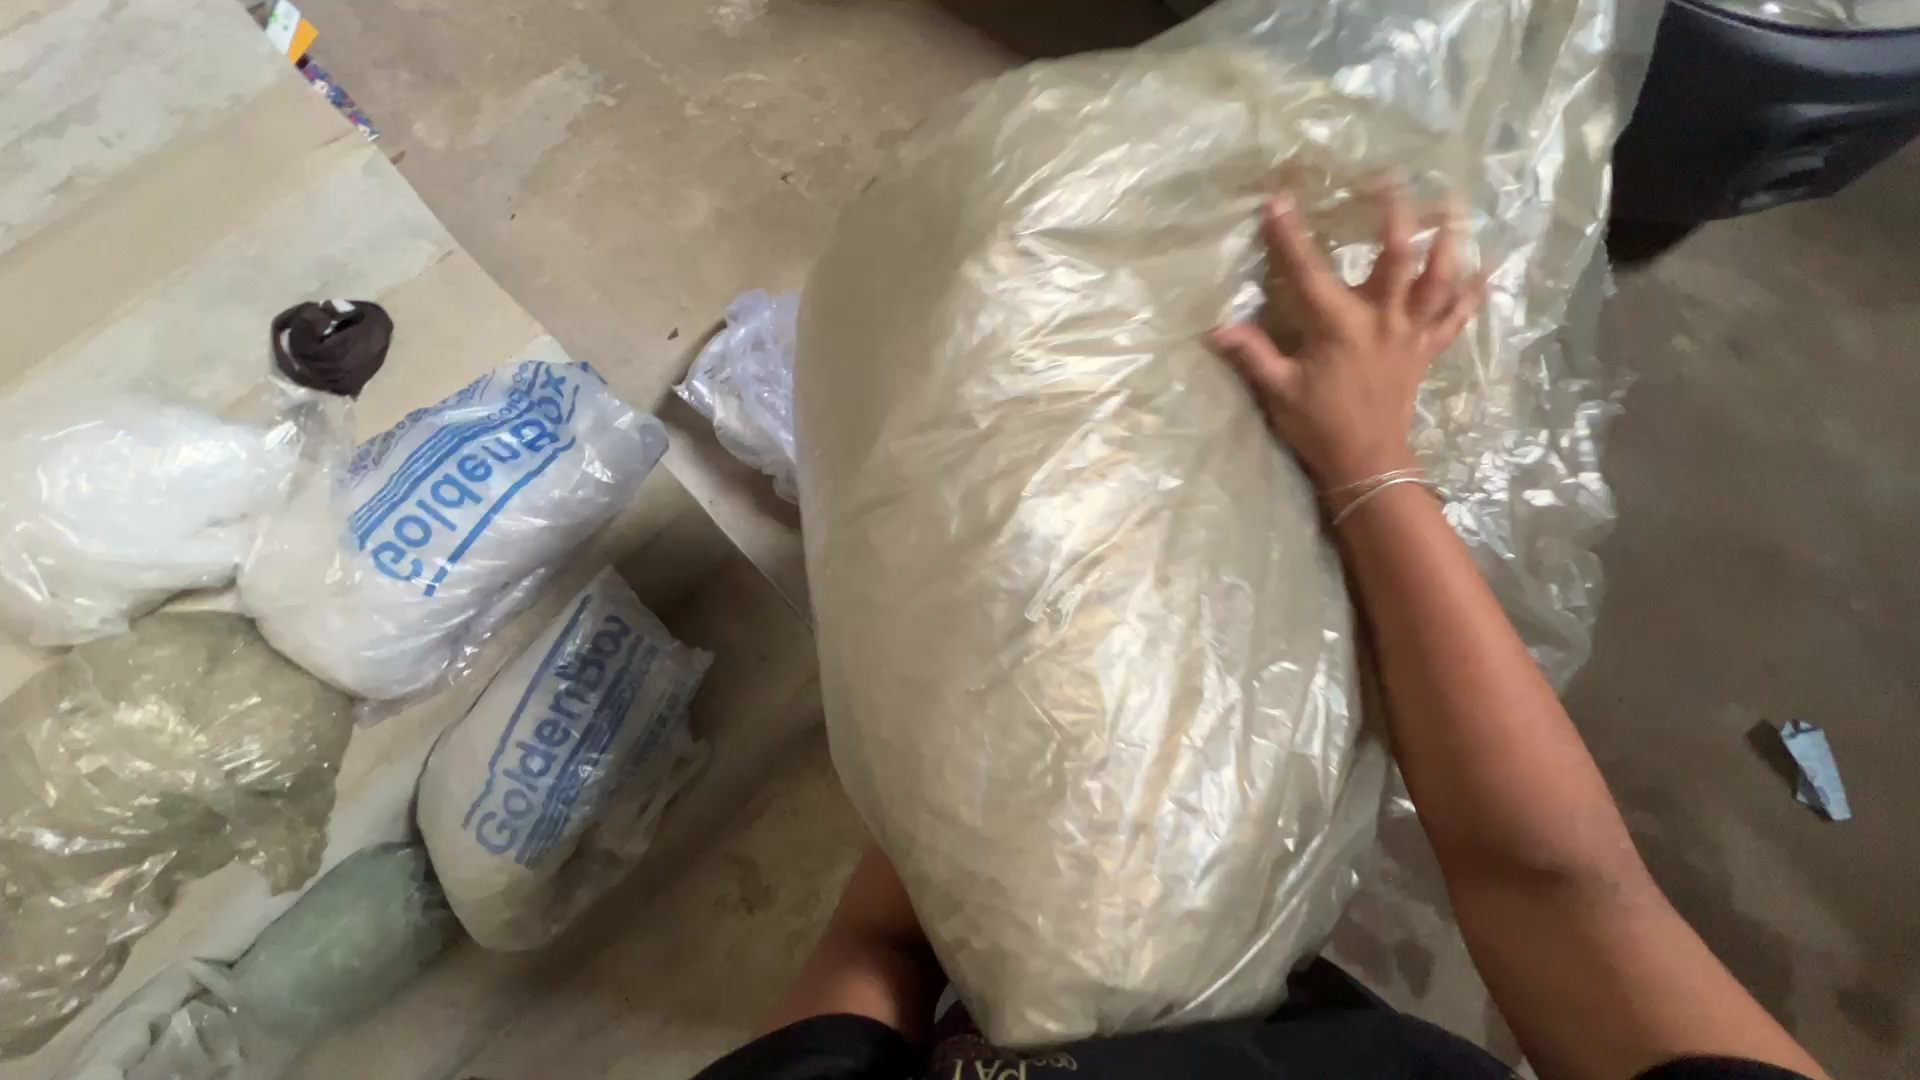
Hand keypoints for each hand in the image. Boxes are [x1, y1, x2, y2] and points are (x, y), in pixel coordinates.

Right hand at [1208, 184, 1485, 493]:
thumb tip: (1217, 329)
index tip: (1277, 201)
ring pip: (1439, 276)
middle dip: (1395, 213)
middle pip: (1396, 255)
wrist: (1365, 461)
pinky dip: (1474, 290)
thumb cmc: (1318, 425)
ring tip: (1452, 202)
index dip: (1290, 236)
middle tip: (1392, 178)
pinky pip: (1457, 315)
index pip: (1309, 272)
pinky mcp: (1427, 349)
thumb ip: (1252, 355)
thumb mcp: (1278, 391)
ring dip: (1448, 237)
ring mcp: (1411, 332)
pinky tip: (1489, 265)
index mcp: (1339, 327)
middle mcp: (1382, 319)